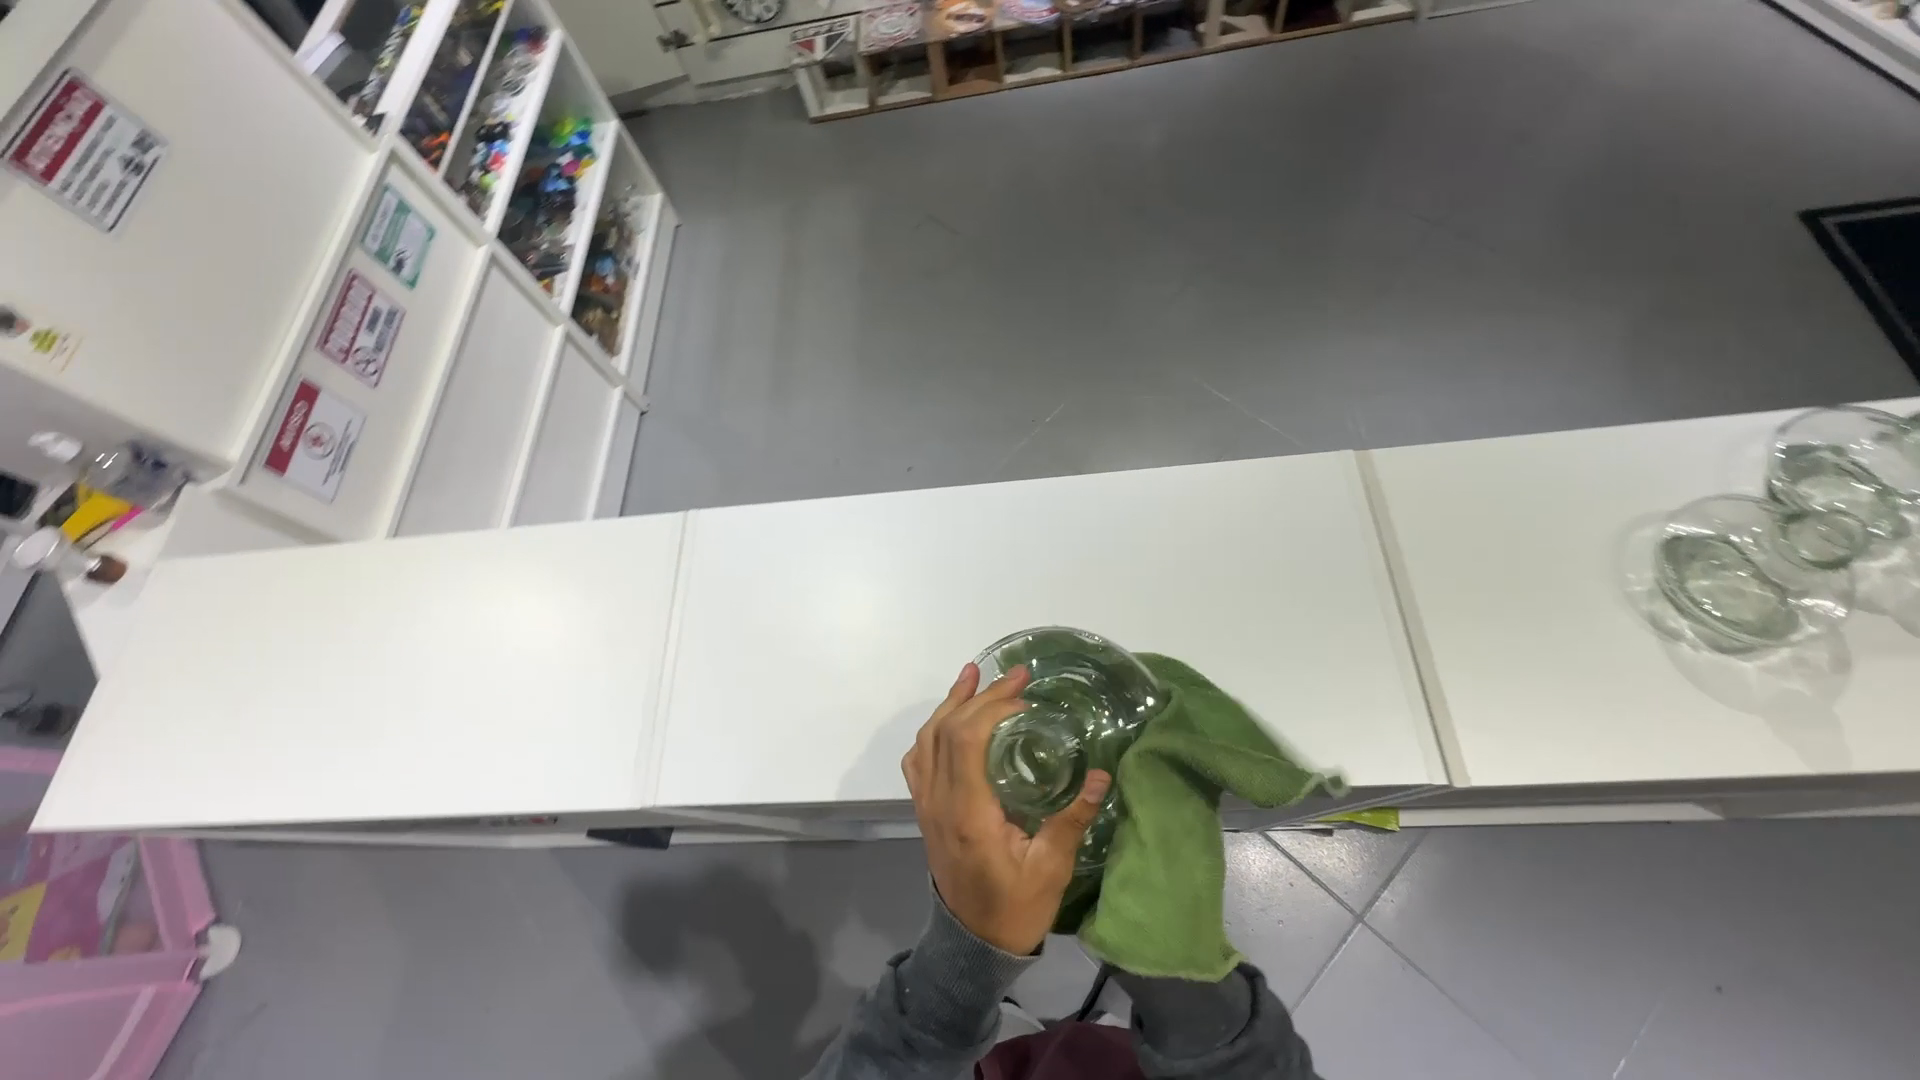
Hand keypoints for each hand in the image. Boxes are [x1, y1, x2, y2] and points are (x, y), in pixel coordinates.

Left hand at [902, 663, 1111, 955]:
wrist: (972, 945)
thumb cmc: (1015, 908)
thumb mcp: (1051, 869)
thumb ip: (1072, 820)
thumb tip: (1101, 775)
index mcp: (968, 812)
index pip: (966, 739)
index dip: (991, 707)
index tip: (1025, 695)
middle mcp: (939, 801)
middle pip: (946, 730)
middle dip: (979, 696)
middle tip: (1014, 674)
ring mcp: (926, 805)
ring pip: (926, 740)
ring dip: (950, 704)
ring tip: (974, 675)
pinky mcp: (925, 811)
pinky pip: (918, 760)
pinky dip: (933, 731)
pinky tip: (950, 720)